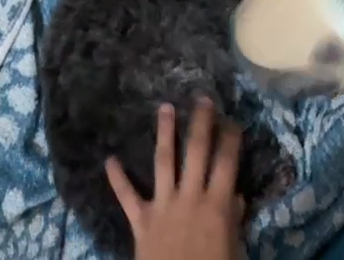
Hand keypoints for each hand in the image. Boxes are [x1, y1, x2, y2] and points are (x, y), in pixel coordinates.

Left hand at [105, 100, 244, 259]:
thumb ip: (233, 223)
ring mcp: (163, 207)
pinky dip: (117, 179)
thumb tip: (235, 195)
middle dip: (201, 124)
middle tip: (202, 99)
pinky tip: (109, 160)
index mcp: (216, 207)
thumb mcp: (233, 252)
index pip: (227, 164)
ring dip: (165, 133)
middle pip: (197, 153)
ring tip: (165, 107)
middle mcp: (190, 198)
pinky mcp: (141, 221)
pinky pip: (127, 197)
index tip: (234, 120)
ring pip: (164, 161)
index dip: (231, 140)